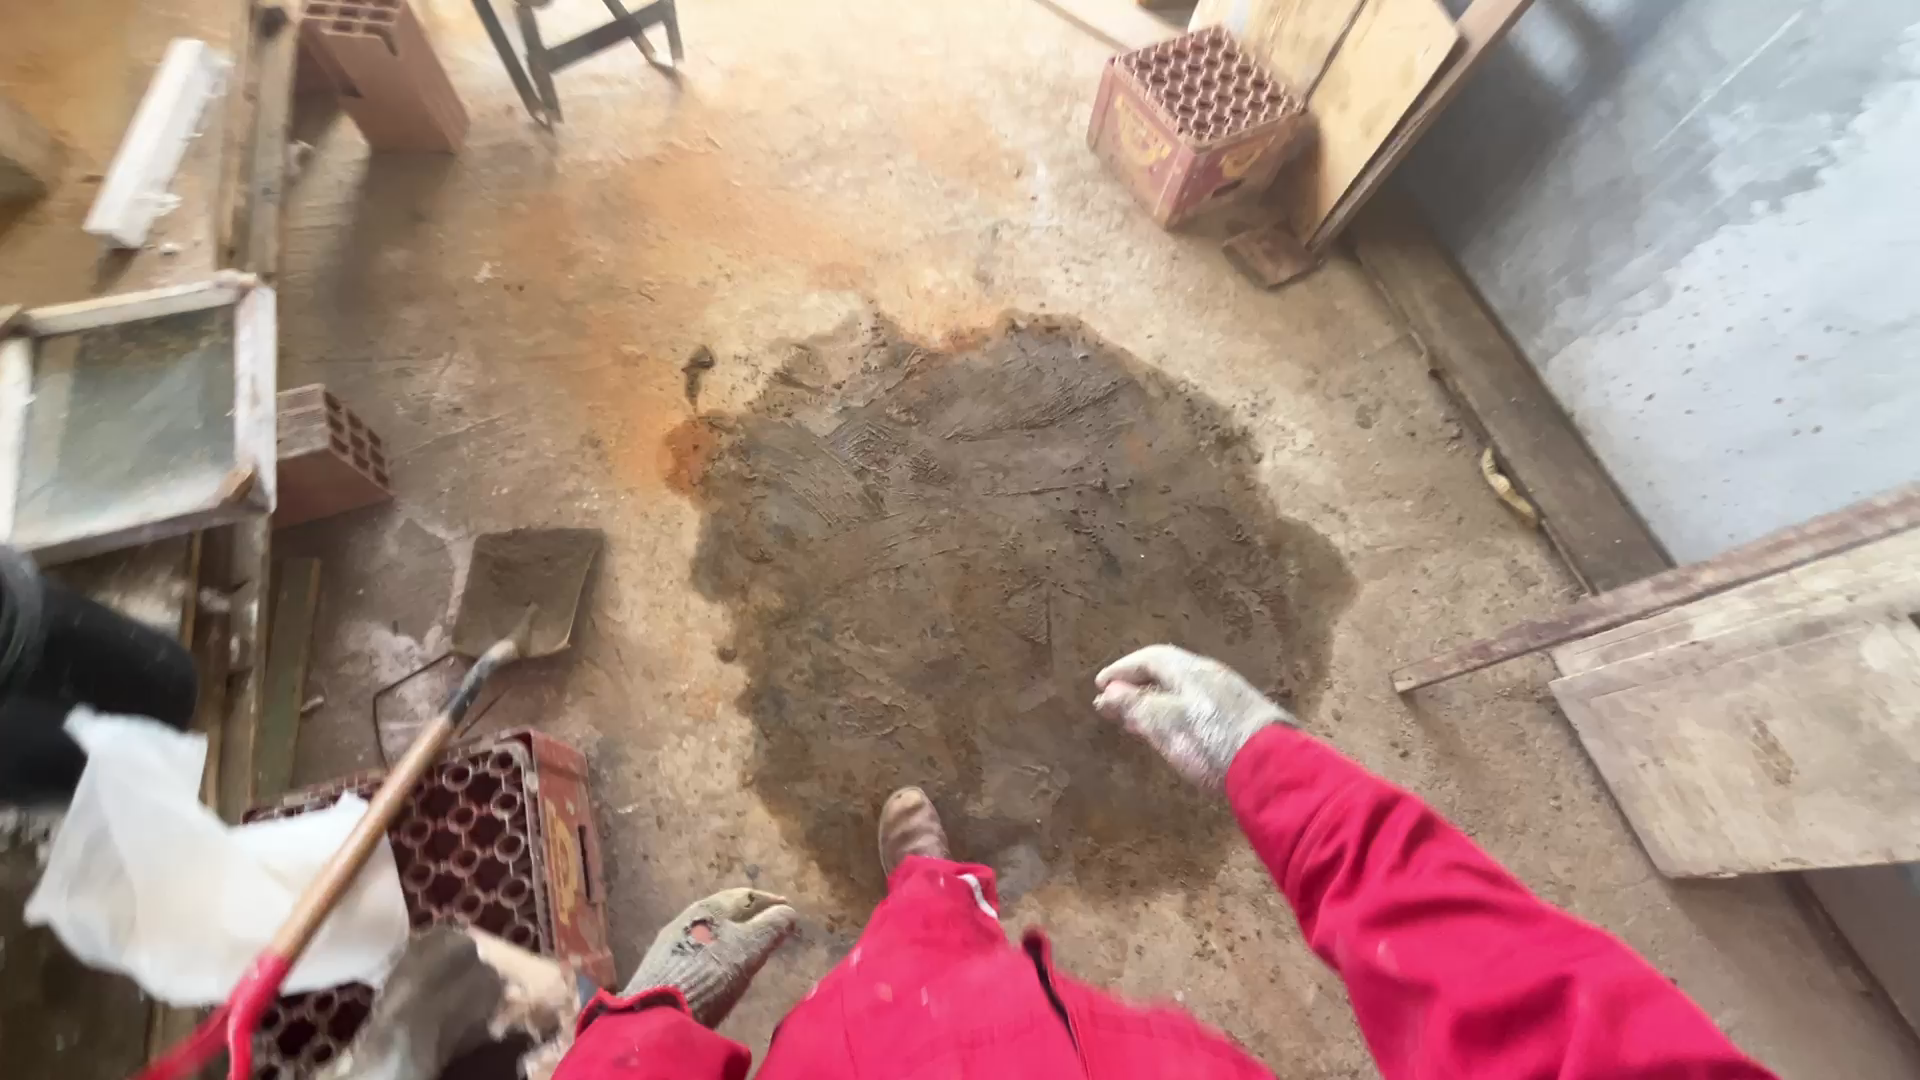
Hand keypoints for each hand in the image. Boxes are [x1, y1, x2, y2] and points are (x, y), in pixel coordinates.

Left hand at [625, 888, 798, 1027]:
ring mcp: (671, 941)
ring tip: (747, 949)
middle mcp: (689, 916)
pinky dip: (715, 953)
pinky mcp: (660, 966)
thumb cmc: (712, 972)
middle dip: (750, 919)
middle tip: (769, 928)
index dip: (770, 901)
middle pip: (727, 913)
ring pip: (710, 932)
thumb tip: (788, 910)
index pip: (746, 895)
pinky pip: (696, 951)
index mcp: (711, 905)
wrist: (658, 1012)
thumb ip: (772, 925)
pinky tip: (718, 968)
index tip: (787, 908)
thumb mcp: (751, 948)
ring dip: (731, 937)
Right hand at [1093, 645, 1292, 787]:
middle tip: (1116, 703)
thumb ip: (1135, 706)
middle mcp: (1211, 675)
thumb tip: (1108, 692)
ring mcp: (1231, 696)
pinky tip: (1175, 734)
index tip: (1100, 685)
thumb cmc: (1211, 742)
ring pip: (1184, 691)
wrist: (1276, 770)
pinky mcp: (1244, 719)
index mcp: (1190, 670)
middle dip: (1138, 686)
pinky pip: (1198, 706)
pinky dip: (1176, 713)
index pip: (1149, 658)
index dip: (1122, 670)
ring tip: (1139, 721)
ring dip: (1156, 701)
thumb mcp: (1164, 724)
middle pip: (1167, 673)